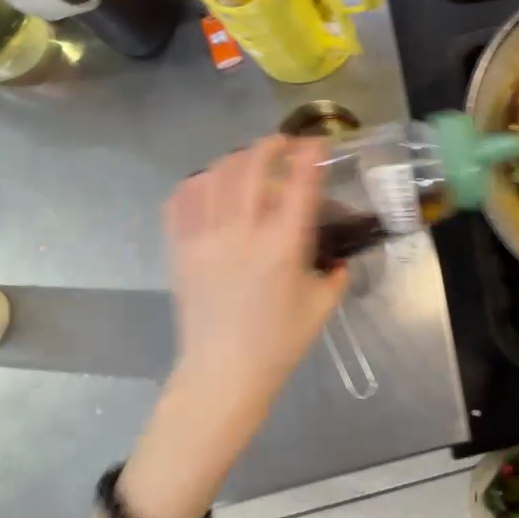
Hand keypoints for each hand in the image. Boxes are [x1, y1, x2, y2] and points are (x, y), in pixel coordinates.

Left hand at [162, 136, 347, 421]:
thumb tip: (338, 255)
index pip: (300, 183)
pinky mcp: (180, 250)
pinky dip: (197, 183)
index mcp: (283, 245)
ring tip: (249, 161)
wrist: (222, 374)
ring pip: (216, 176)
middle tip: (284, 144)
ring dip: (237, 159)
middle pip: (252, 166)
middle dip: (272, 146)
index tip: (319, 142)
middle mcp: (243, 233)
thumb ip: (335, 272)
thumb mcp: (322, 305)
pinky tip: (210, 184)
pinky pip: (181, 201)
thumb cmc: (279, 343)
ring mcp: (205, 239)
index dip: (312, 154)